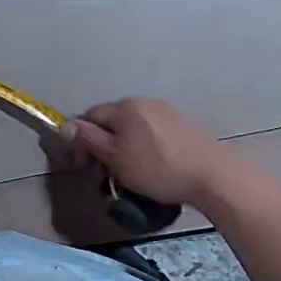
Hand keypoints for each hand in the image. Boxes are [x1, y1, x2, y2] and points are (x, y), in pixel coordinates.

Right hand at [61, 97, 235, 206]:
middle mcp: (144, 102)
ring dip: (123, 145)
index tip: (84, 164)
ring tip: (129, 169)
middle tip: (105, 171)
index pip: (90, 116)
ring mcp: (166, 111)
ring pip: (132, 126)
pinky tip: (152, 164)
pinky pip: (152, 131)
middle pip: (111, 120)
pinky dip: (144, 145)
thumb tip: (67, 125)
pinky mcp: (183, 125)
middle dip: (103, 143)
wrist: (214, 178)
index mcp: (124, 107)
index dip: (81, 140)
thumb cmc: (158, 169)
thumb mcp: (115, 157)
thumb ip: (88, 139)